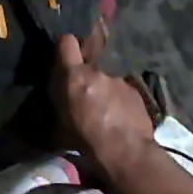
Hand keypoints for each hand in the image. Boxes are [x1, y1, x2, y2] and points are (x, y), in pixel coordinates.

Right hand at [52, 34, 156, 177]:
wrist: (127, 152)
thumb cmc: (87, 141)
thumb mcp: (61, 120)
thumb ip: (59, 95)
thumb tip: (57, 86)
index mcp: (74, 76)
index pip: (67, 41)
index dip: (66, 47)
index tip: (66, 58)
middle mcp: (96, 71)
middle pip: (88, 60)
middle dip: (86, 71)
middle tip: (86, 90)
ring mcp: (118, 79)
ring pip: (106, 76)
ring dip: (104, 87)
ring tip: (106, 108)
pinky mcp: (135, 89)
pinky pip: (121, 88)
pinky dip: (119, 97)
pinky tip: (120, 115)